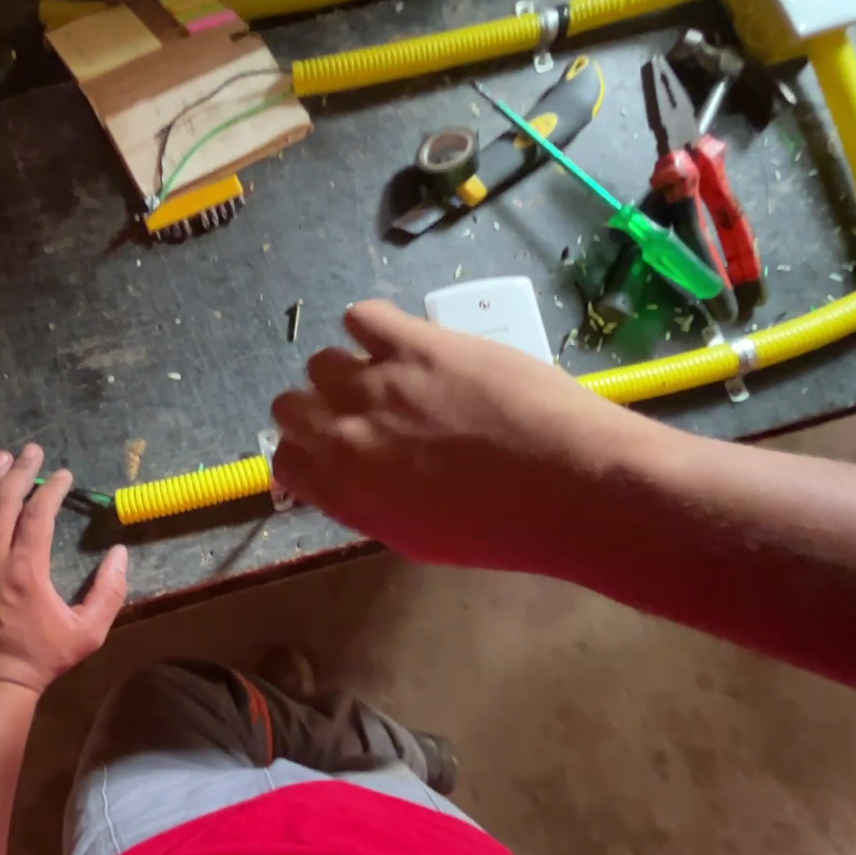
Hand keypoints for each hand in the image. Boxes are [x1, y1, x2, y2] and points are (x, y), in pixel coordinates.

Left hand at [0, 444, 128, 693]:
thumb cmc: (40, 658)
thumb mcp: (87, 633)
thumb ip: (109, 592)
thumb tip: (119, 554)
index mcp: (26, 571)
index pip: (37, 515)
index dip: (51, 489)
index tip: (63, 475)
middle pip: (2, 502)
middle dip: (19, 472)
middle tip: (32, 451)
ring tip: (2, 458)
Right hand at [270, 300, 674, 574]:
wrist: (571, 485)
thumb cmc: (499, 529)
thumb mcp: (413, 538)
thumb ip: (363, 503)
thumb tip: (348, 476)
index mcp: (343, 492)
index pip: (285, 461)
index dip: (303, 453)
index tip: (327, 450)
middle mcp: (343, 437)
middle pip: (288, 406)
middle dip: (313, 411)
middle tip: (355, 412)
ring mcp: (376, 385)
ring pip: (321, 362)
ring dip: (344, 371)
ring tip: (386, 376)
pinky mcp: (414, 344)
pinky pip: (362, 316)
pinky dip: (370, 327)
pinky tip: (398, 342)